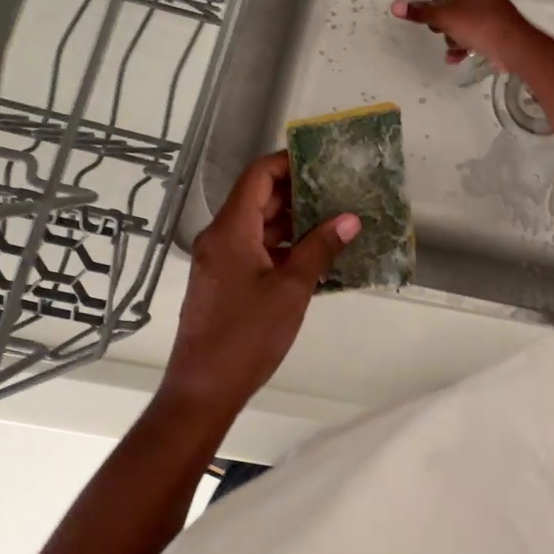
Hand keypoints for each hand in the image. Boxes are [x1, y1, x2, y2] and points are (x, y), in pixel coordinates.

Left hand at [164, 153, 358, 413]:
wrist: (203, 392)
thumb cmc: (246, 336)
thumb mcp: (291, 289)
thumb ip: (320, 249)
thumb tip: (350, 218)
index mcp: (230, 231)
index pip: (258, 176)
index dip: (288, 162)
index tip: (324, 160)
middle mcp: (221, 239)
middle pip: (259, 198)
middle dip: (299, 191)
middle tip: (340, 188)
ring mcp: (221, 262)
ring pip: (260, 226)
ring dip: (295, 221)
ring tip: (336, 219)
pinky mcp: (225, 283)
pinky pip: (257, 250)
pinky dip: (284, 246)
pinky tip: (317, 255)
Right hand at [392, 0, 533, 66]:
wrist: (514, 47)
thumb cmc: (478, 23)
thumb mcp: (444, 18)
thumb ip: (420, 12)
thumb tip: (395, 6)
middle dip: (440, 9)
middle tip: (431, 20)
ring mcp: (490, 5)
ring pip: (462, 12)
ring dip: (452, 29)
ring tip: (447, 42)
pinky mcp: (494, 23)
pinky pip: (473, 28)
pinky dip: (464, 41)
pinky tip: (454, 57)